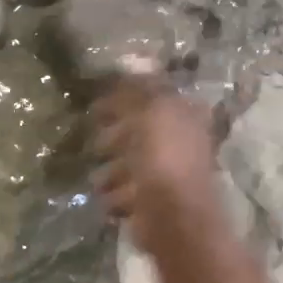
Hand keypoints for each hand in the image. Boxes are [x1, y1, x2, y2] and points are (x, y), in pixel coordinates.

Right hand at [91, 78, 224, 255]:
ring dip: (110, 171)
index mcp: (185, 116)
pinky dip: (114, 196)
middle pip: (137, 132)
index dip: (123, 98)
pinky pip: (123, 193)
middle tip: (97, 143)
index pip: (152, 97)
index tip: (97, 106)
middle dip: (113, 137)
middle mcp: (179, 143)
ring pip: (127, 165)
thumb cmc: (165, 159)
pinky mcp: (151, 204)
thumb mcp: (152, 110)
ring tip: (102, 177)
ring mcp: (166, 176)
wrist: (173, 217)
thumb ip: (138, 89)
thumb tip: (127, 65)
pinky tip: (112, 198)